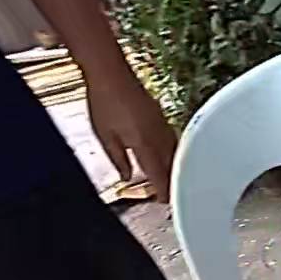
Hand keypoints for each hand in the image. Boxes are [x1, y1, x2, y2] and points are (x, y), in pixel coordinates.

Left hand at [85, 65, 177, 199]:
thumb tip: (126, 177)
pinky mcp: (165, 123)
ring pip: (176, 158)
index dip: (164, 192)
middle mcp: (161, 141)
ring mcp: (166, 131)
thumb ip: (118, 160)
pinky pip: (175, 146)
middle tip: (171, 196)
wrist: (113, 76)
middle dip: (173, 184)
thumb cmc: (105, 102)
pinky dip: (174, 156)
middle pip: (173, 170)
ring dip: (175, 171)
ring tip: (173, 181)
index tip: (165, 203)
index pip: (160, 177)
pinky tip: (170, 159)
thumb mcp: (104, 135)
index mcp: (146, 147)